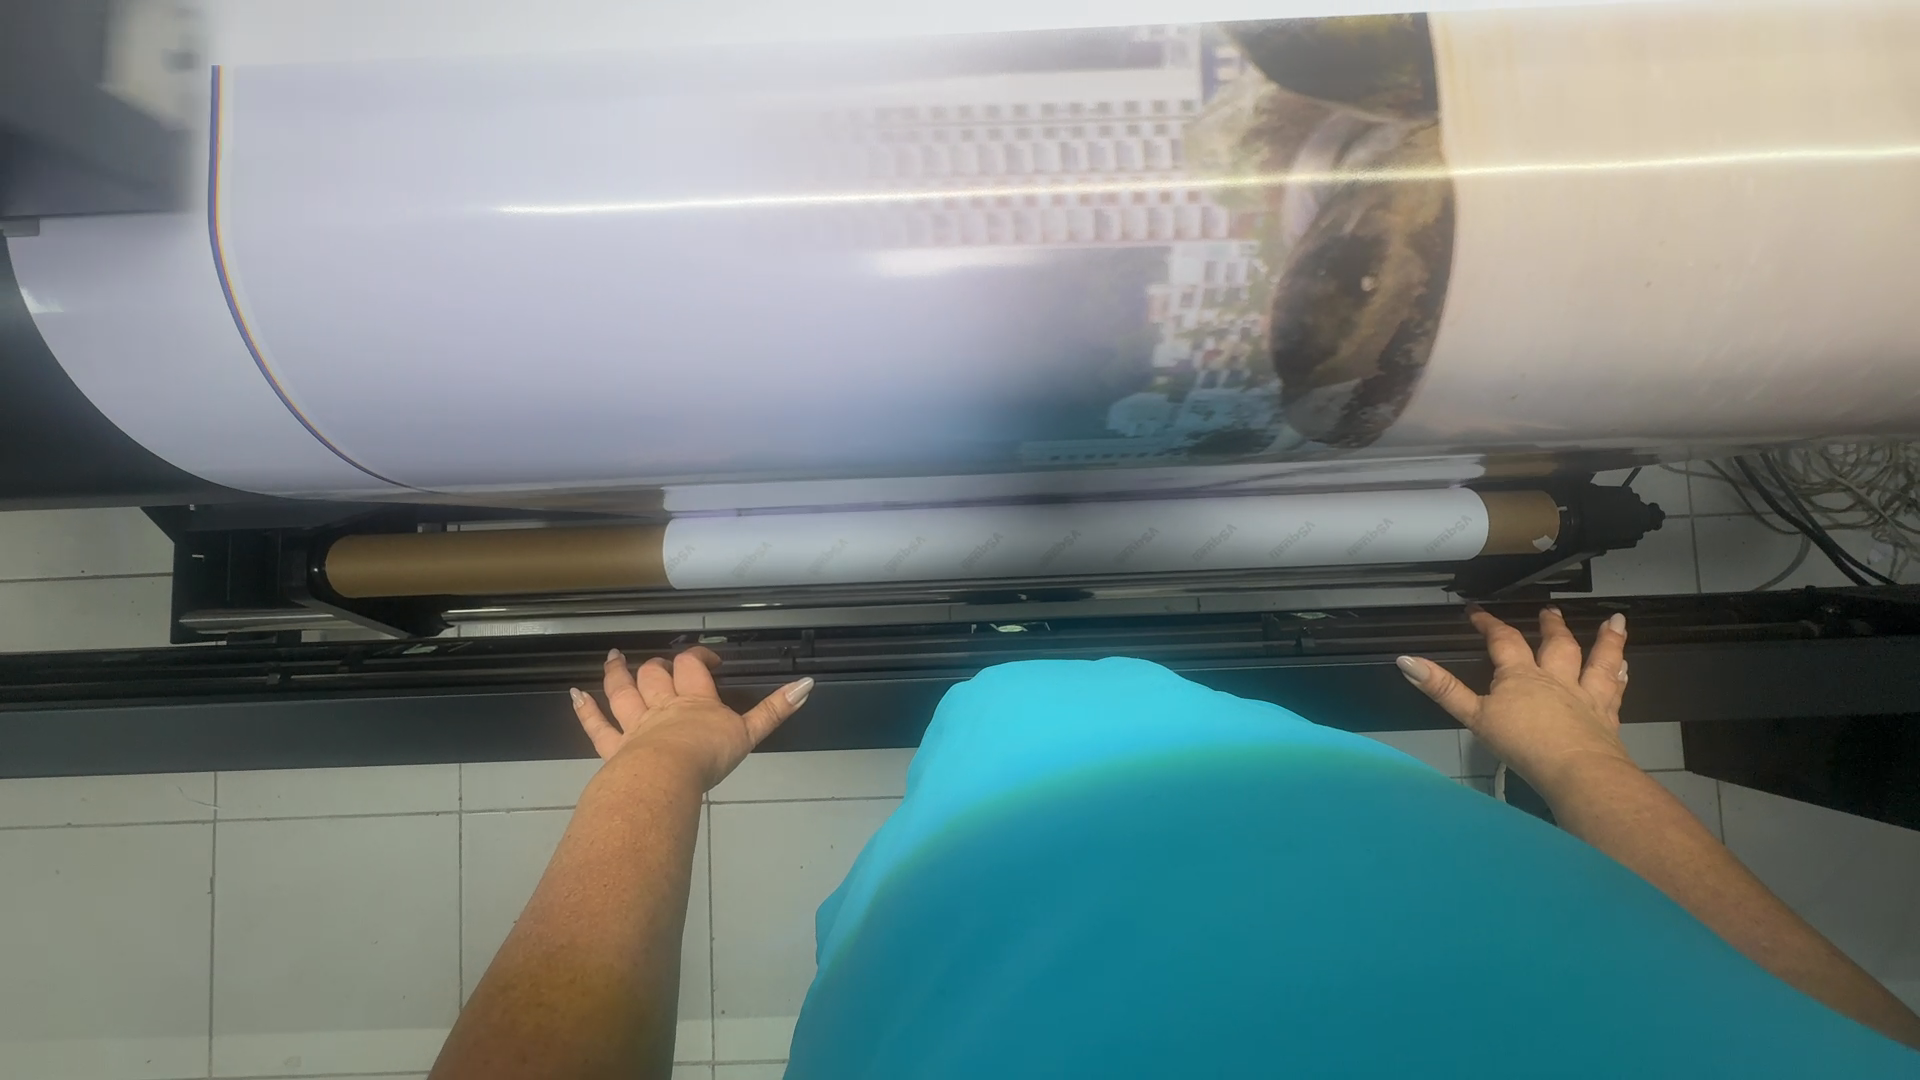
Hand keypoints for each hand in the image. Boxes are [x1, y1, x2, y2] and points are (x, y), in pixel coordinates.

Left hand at [569, 646, 812, 790]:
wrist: (665, 778)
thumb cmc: (708, 755)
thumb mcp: (749, 732)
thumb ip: (776, 709)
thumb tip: (807, 685)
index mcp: (694, 701)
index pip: (693, 667)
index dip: (699, 658)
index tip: (710, 661)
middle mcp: (662, 706)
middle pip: (656, 676)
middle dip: (658, 666)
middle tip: (661, 663)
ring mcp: (634, 726)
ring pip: (623, 693)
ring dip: (617, 674)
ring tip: (614, 658)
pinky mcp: (614, 748)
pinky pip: (596, 726)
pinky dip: (585, 710)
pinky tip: (573, 696)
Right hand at [1396, 607, 1633, 797]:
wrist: (1578, 771)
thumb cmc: (1522, 743)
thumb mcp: (1472, 715)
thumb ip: (1441, 687)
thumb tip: (1406, 660)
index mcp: (1520, 676)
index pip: (1502, 641)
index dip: (1488, 623)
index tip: (1476, 611)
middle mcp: (1556, 679)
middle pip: (1555, 645)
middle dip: (1549, 626)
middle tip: (1549, 611)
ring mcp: (1586, 696)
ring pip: (1597, 661)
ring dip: (1606, 640)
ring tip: (1614, 621)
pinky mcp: (1607, 717)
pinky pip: (1615, 689)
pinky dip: (1621, 675)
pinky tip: (1626, 667)